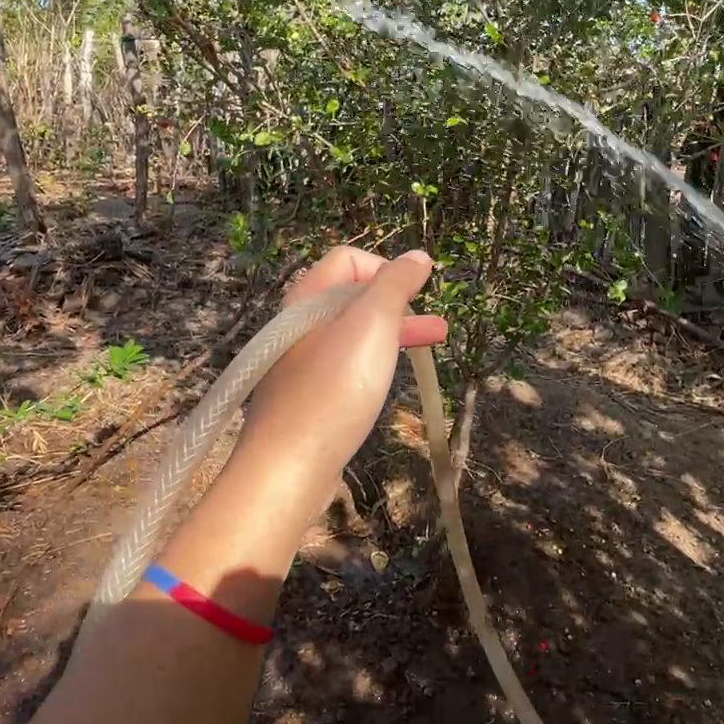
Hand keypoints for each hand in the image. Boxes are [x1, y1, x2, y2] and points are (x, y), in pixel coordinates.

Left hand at [232, 246, 445, 519]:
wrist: (288, 467)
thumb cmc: (335, 387)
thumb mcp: (373, 324)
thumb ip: (395, 284)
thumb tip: (417, 256)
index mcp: (309, 298)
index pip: (347, 258)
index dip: (384, 267)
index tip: (414, 295)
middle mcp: (300, 325)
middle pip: (352, 296)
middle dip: (398, 303)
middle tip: (435, 323)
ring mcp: (300, 363)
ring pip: (353, 333)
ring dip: (394, 332)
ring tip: (432, 346)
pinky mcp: (306, 397)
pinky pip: (344, 365)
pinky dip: (374, 362)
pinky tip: (389, 379)